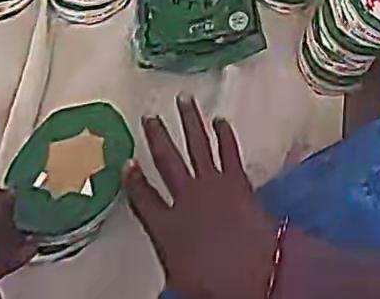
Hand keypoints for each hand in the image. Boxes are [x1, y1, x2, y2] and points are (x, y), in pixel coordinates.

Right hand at [124, 95, 278, 298]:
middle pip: (167, 162)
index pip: (142, 199)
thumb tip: (163, 261)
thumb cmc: (213, 284)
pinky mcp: (237, 178)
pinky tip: (220, 119)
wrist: (254, 270)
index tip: (126, 162)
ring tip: (183, 98)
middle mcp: (186, 198)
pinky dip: (224, 133)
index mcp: (166, 227)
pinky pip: (228, 150)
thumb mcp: (178, 280)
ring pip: (197, 145)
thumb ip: (168, 259)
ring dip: (190, 120)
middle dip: (157, 137)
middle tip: (149, 116)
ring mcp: (213, 183)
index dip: (132, 181)